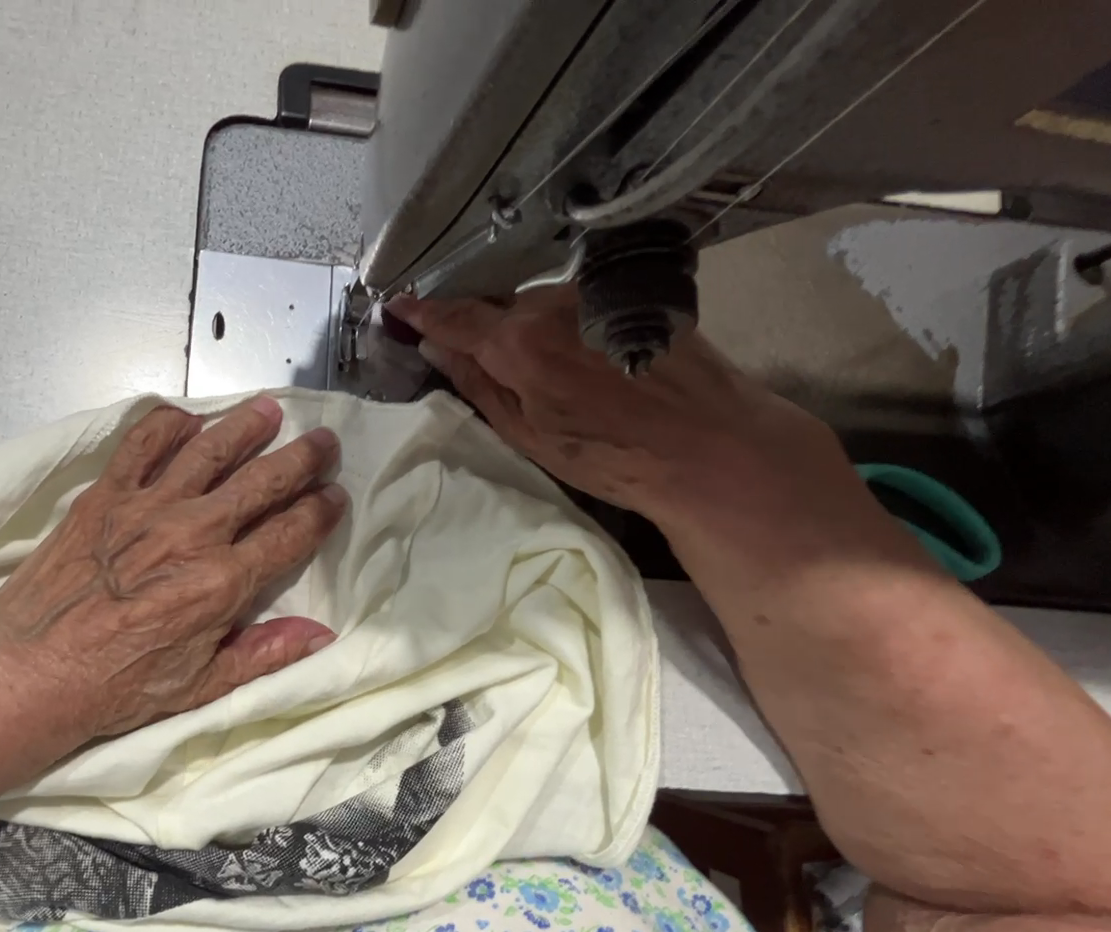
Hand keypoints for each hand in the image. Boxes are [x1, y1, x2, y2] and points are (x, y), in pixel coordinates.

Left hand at [0, 396, 346, 742]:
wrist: (31, 668)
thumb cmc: (115, 687)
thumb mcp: (198, 689)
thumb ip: (262, 656)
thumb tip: (321, 637)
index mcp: (221, 584)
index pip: (289, 535)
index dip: (319, 513)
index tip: (335, 497)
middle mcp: (192, 534)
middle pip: (260, 483)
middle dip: (300, 460)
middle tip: (323, 442)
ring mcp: (146, 507)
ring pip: (209, 452)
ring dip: (244, 428)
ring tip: (268, 410)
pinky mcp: (104, 495)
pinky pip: (142, 445)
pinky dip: (167, 426)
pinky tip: (187, 419)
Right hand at [386, 287, 870, 536]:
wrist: (712, 444)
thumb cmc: (611, 455)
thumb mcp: (526, 434)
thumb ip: (476, 384)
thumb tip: (436, 348)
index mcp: (519, 341)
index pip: (456, 318)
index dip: (423, 313)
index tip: (398, 307)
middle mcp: (552, 304)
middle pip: (499, 310)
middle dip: (481, 329)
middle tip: (476, 363)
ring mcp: (594, 296)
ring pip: (537, 308)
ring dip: (525, 331)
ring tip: (542, 377)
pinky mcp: (628, 298)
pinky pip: (572, 308)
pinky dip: (559, 328)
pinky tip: (580, 364)